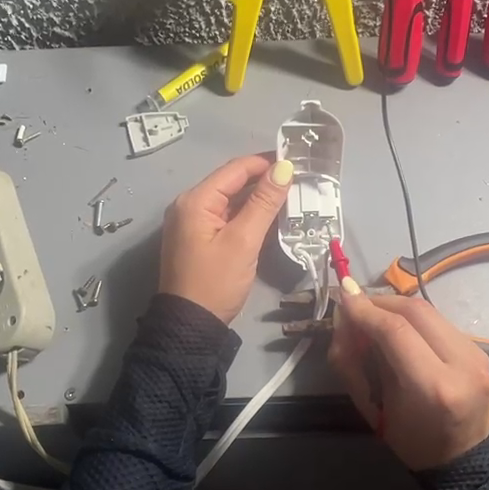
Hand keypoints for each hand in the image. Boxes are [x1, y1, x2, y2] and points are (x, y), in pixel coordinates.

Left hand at [158, 155, 293, 323]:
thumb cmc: (216, 282)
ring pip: (231, 200)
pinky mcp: (199, 239)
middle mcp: (189, 205)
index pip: (235, 169)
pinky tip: (270, 217)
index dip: (266, 162)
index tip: (296, 162)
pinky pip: (226, 217)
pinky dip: (247, 215)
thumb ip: (264, 202)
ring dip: (258, 198)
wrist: (191, 326)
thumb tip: (283, 168)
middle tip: (299, 181)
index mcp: (195, 201)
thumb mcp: (243, 241)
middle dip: (264, 180)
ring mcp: (192, 223)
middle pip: (232, 183)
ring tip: (291, 196)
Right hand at [329, 283, 488, 469]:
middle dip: (380, 301)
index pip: (395, 332)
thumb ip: (355, 363)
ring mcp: (477, 355)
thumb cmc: (414, 443)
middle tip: (355, 304)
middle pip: (415, 311)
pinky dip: (414, 320)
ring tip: (373, 316)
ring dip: (396, 307)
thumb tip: (344, 320)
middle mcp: (462, 365)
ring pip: (429, 311)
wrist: (468, 462)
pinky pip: (440, 322)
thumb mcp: (374, 410)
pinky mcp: (481, 350)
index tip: (343, 295)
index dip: (365, 310)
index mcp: (434, 388)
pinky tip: (398, 329)